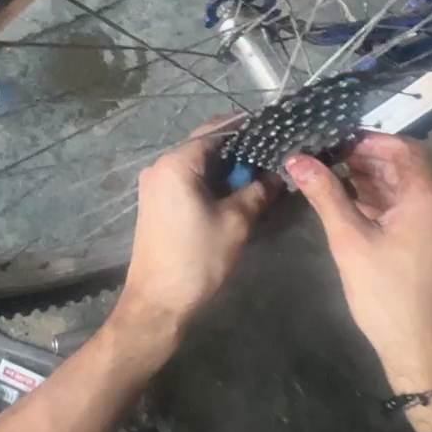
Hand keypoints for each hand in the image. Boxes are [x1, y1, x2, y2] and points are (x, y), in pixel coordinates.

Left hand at [113, 122, 278, 343]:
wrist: (157, 302)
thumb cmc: (197, 258)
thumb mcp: (235, 222)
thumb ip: (257, 192)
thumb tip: (276, 176)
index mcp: (176, 163)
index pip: (215, 131)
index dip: (246, 129)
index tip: (274, 131)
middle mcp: (160, 166)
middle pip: (204, 146)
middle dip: (238, 151)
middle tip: (272, 158)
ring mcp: (155, 184)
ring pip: (197, 165)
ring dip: (226, 169)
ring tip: (260, 176)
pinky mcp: (156, 202)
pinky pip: (187, 180)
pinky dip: (211, 182)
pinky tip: (235, 193)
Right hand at [287, 134, 431, 390]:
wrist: (426, 356)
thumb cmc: (387, 297)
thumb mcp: (350, 242)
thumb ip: (325, 195)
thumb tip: (297, 159)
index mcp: (429, 200)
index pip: (402, 148)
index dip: (367, 140)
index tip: (332, 141)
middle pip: (404, 167)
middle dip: (364, 158)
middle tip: (324, 157)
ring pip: (406, 189)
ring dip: (372, 180)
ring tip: (330, 178)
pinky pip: (410, 209)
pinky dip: (382, 201)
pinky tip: (351, 205)